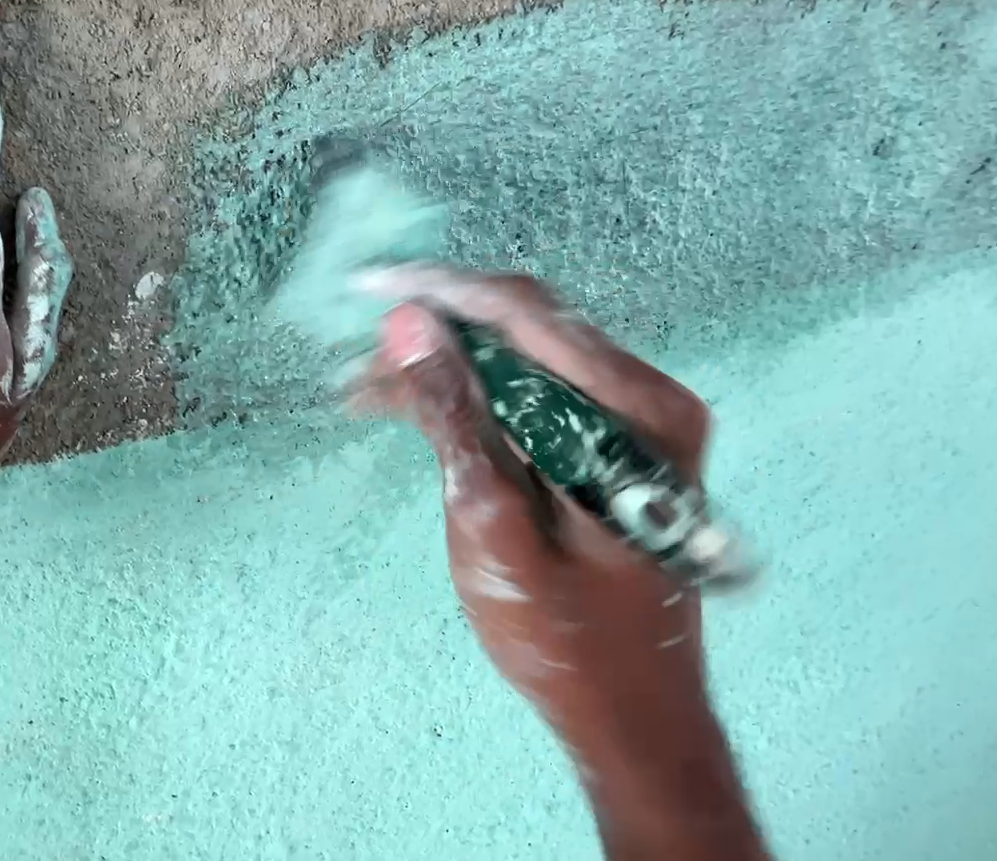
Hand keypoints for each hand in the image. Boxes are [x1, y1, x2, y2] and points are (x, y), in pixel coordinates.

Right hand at [356, 267, 766, 856]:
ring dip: (435, 369)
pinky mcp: (595, 438)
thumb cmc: (562, 630)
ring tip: (363, 393)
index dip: (439, 291)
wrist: (626, 710)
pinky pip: (517, 392)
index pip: (524, 311)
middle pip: (515, 329)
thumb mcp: (490, 519)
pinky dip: (459, 398)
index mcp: (637, 408)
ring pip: (508, 358)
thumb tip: (409, 323)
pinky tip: (404, 410)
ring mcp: (621, 416)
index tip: (367, 285)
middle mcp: (640, 395)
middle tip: (356, 366)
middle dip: (428, 337)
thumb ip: (451, 415)